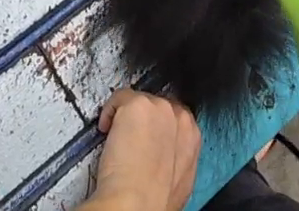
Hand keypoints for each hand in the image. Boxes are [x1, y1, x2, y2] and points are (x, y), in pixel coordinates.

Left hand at [81, 88, 200, 210]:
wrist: (137, 203)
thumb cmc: (155, 200)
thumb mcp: (181, 178)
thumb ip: (178, 155)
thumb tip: (167, 155)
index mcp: (192, 135)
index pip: (175, 116)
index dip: (157, 126)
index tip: (147, 134)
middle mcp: (178, 116)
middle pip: (157, 105)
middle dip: (144, 119)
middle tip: (129, 137)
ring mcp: (158, 107)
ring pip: (139, 101)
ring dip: (128, 116)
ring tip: (117, 137)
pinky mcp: (137, 104)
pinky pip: (119, 98)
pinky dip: (109, 111)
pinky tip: (105, 130)